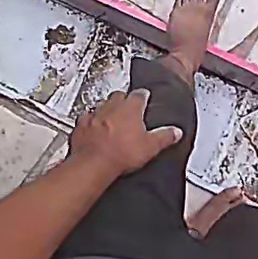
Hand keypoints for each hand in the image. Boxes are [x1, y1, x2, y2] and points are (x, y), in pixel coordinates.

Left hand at [68, 89, 182, 177]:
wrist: (94, 163)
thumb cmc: (120, 153)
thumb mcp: (151, 147)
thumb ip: (165, 137)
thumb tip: (176, 132)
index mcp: (130, 108)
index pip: (139, 94)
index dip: (143, 96)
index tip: (145, 97)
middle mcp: (111, 107)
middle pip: (119, 96)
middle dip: (124, 100)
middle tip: (129, 109)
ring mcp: (94, 115)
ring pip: (102, 106)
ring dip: (107, 111)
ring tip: (112, 120)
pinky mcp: (81, 125)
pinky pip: (86, 119)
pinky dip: (91, 123)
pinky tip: (93, 130)